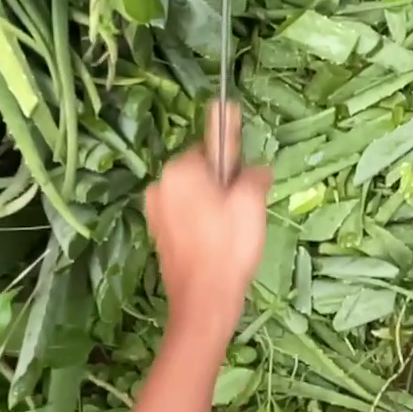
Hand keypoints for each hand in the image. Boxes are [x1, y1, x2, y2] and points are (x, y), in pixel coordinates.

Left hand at [143, 102, 272, 341]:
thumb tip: (256, 169)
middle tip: (247, 205)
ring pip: (196, 193)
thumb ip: (253, 175)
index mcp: (181, 170)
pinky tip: (219, 239)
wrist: (204, 302)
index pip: (212, 143)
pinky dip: (202, 218)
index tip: (231, 109)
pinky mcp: (159, 232)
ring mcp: (156, 210)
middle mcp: (161, 184)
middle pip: (204, 169)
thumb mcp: (251, 203)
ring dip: (214, 200)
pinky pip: (187, 212)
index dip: (230, 137)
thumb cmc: (229, 248)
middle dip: (224, 181)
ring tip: (235, 227)